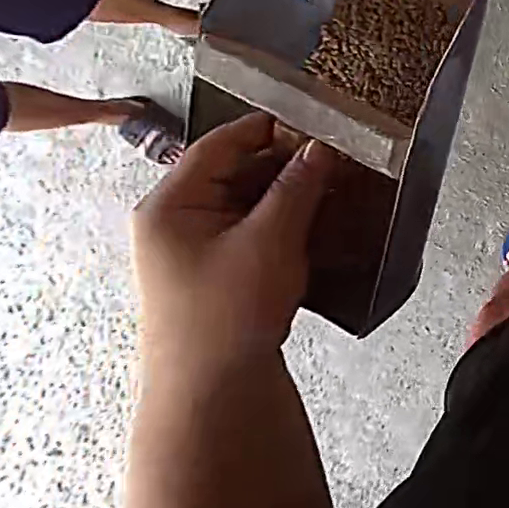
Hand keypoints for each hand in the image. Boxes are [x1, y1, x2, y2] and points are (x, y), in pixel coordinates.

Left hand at [131, 113, 337, 375]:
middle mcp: (179, 218)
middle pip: (237, 170)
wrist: (212, 384)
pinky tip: (319, 218)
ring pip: (250, 198)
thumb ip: (297, 188)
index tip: (316, 123)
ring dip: (291, 192)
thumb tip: (320, 149)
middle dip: (287, 163)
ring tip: (335, 187)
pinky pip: (256, 224)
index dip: (269, 128)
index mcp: (172, 204)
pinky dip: (287, 216)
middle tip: (336, 159)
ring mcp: (198, 242)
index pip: (221, 144)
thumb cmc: (228, 311)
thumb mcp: (270, 240)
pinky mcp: (221, 263)